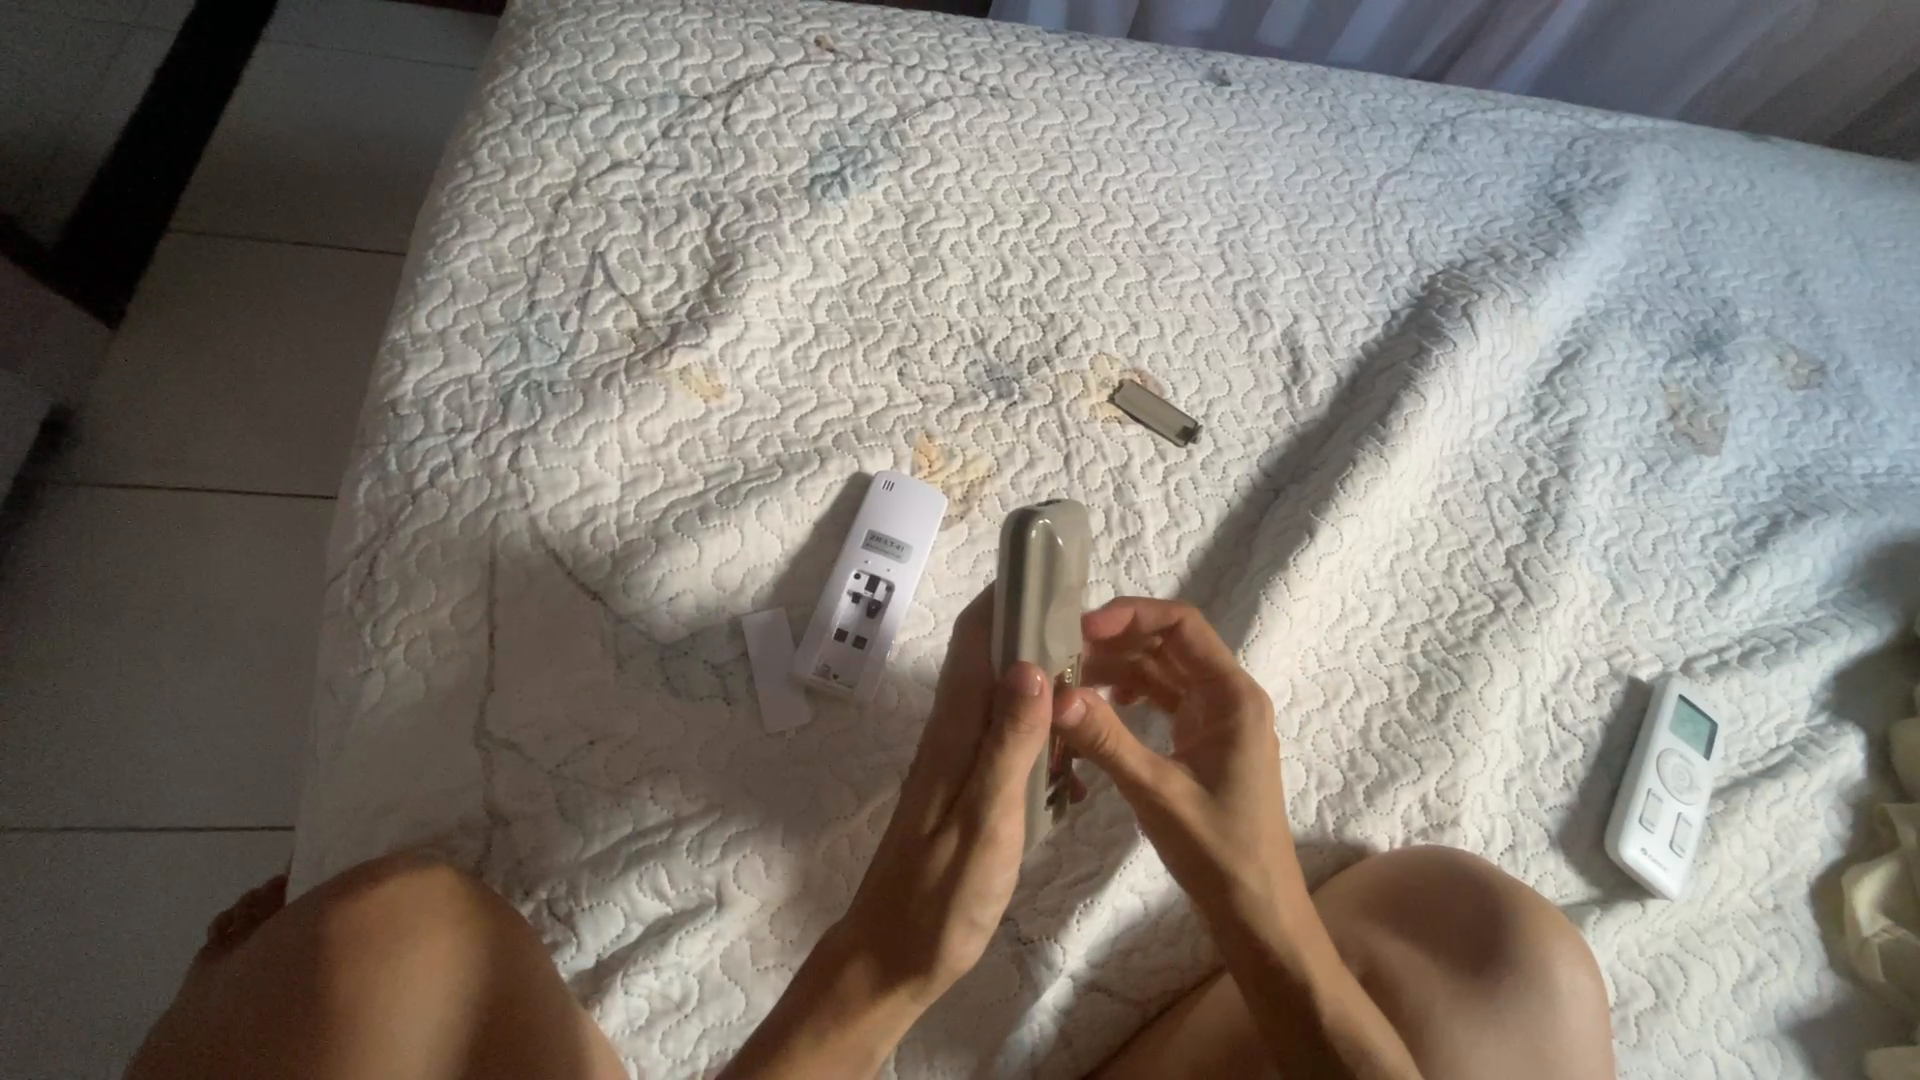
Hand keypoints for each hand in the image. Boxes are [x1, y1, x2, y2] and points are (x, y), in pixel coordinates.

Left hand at [722, 586, 1052, 1078]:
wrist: (893, 955)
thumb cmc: (942, 893)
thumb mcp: (986, 819)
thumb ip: (1008, 743)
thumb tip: (1028, 664)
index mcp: (954, 729)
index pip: (974, 637)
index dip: (1006, 595)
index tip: (1052, 572)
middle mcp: (953, 732)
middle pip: (991, 658)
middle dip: (1037, 633)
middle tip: (1097, 633)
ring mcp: (960, 761)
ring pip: (1004, 698)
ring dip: (1044, 683)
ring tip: (1097, 685)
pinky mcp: (969, 788)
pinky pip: (1009, 741)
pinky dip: (1042, 734)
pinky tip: (1073, 758)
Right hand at [1051, 598, 1303, 923]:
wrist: (1256, 913)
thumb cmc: (1218, 851)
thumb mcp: (1156, 792)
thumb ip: (1106, 739)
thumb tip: (1054, 695)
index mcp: (1233, 695)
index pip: (1183, 626)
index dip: (1131, 615)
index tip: (1081, 628)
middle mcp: (1228, 695)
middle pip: (1169, 643)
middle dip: (1116, 641)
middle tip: (1062, 651)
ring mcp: (1216, 717)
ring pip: (1162, 670)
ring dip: (1117, 667)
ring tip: (1069, 676)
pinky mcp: (1203, 739)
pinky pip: (1162, 698)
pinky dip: (1128, 693)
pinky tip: (1098, 703)